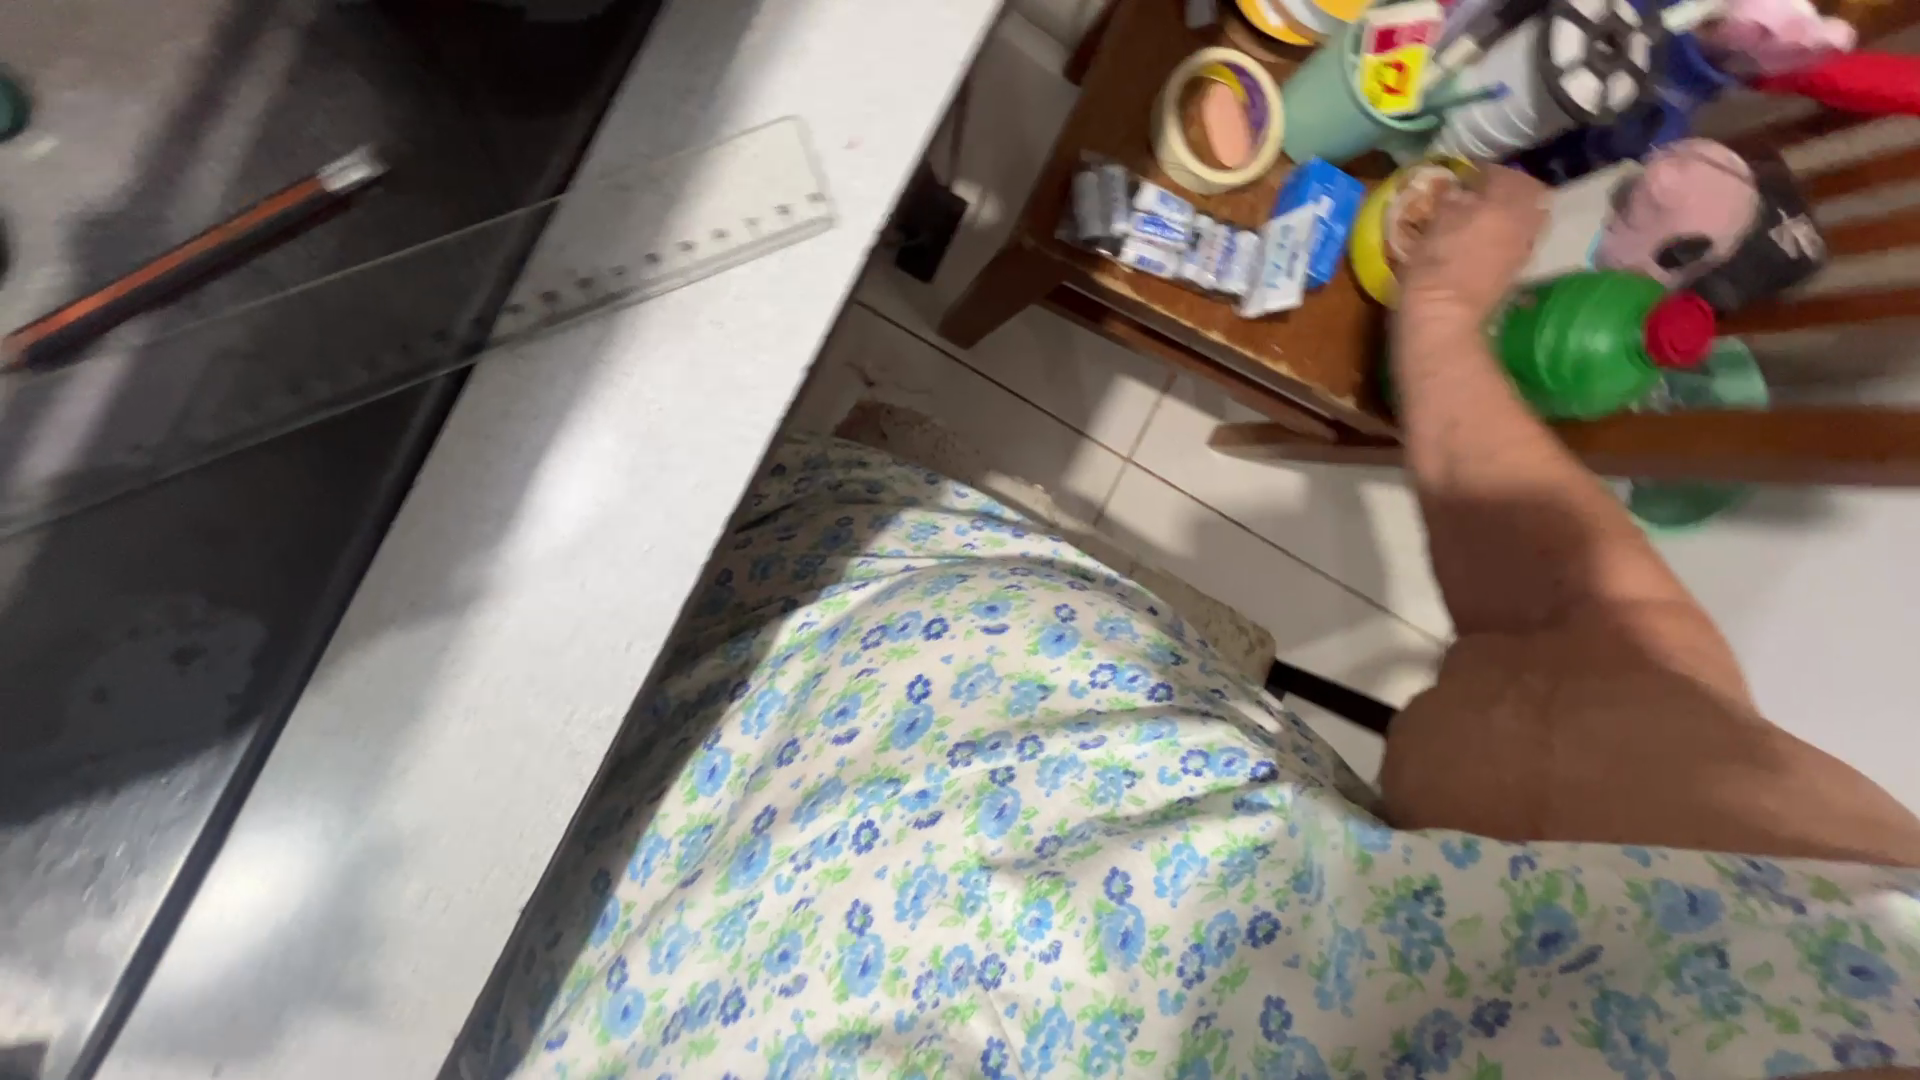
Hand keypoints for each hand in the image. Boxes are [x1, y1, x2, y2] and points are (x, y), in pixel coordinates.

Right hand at [1398, 167, 1548, 329]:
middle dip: (1510, 187)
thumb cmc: (1432, 269)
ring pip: (1531, 214)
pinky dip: (1513, 230)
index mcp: (1501, 203)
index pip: (1500, 174)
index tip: (1465, 175)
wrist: (1444, 316)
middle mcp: (1522, 219)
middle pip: (1529, 191)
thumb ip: (1449, 202)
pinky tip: (1492, 237)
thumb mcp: (1432, 229)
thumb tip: (1455, 189)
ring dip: (1516, 208)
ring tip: (1491, 214)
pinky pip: (1524, 237)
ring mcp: (1524, 245)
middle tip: (1486, 191)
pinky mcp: (1518, 268)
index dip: (1482, 171)